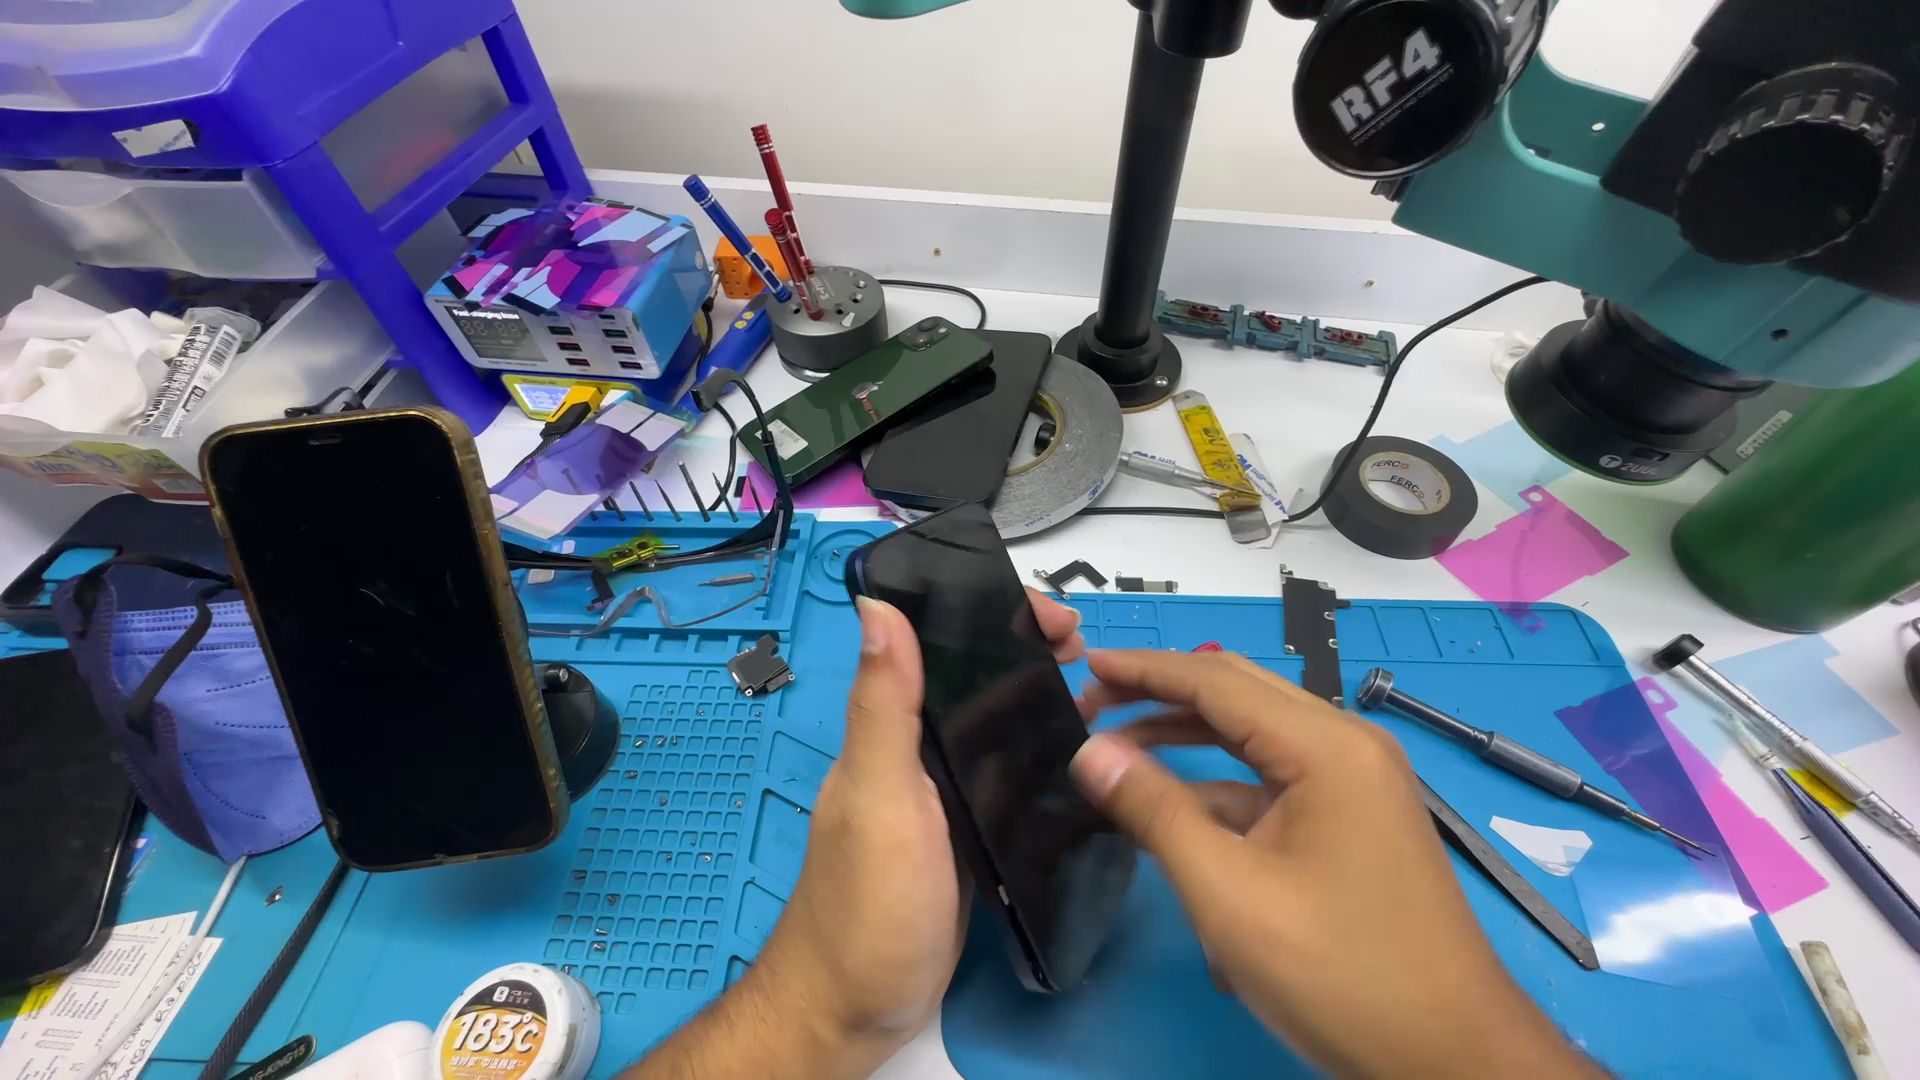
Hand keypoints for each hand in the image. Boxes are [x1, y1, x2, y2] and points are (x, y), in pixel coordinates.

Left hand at [741, 589, 1086, 1070]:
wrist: (863, 1006)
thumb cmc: (867, 898)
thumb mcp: (879, 795)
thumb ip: (883, 705)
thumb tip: (875, 603)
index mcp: (892, 727)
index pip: (937, 645)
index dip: (989, 616)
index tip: (1051, 615)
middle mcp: (917, 748)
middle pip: (975, 679)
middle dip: (1027, 652)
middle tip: (1084, 652)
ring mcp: (946, 791)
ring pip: (997, 725)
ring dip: (1041, 698)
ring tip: (1097, 691)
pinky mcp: (971, 830)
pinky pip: (1011, 775)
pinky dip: (1043, 754)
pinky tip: (1082, 752)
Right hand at [1070, 650, 1603, 1079]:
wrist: (1458, 1066)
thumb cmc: (1341, 975)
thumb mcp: (1229, 893)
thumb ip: (1154, 811)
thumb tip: (1091, 752)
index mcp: (1325, 747)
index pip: (1216, 681)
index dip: (1144, 669)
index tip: (1086, 664)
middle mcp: (1344, 746)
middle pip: (1235, 693)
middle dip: (1159, 691)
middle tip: (1093, 700)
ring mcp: (1352, 782)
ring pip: (1251, 733)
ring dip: (1184, 733)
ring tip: (1117, 746)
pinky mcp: (1348, 818)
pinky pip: (1270, 777)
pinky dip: (1217, 781)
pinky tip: (1173, 808)